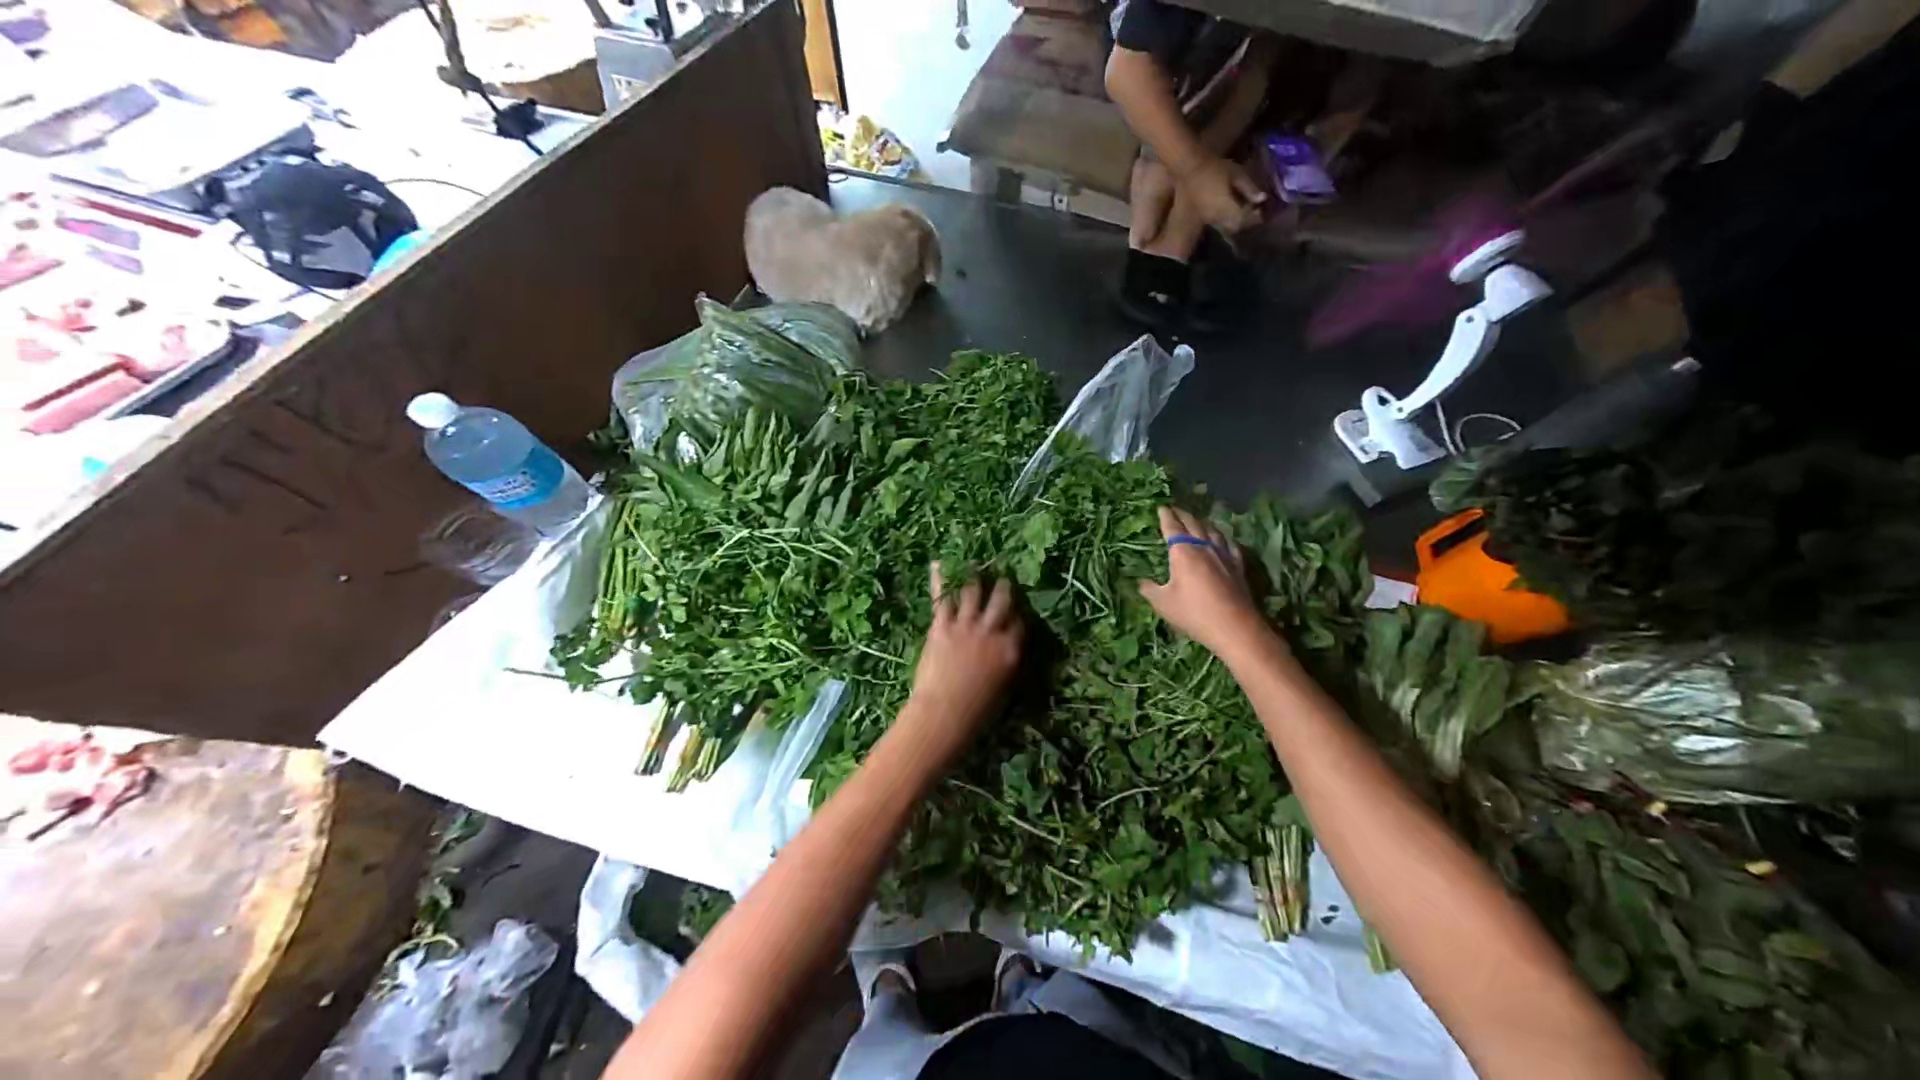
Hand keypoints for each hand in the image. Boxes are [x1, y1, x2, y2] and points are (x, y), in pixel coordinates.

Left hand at [905, 563, 1024, 746]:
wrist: (944, 713)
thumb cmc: (976, 712)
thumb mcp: (1003, 690)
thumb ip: (1006, 666)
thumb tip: (1006, 657)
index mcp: (1010, 650)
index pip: (1019, 624)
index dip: (1017, 615)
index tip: (1015, 611)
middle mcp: (992, 632)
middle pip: (1002, 601)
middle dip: (1004, 588)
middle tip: (1004, 580)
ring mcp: (966, 625)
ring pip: (974, 593)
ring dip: (976, 580)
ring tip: (976, 570)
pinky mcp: (942, 625)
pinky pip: (942, 598)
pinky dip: (939, 580)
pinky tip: (937, 565)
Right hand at [1138, 506, 1275, 658]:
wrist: (1234, 626)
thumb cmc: (1193, 613)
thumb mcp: (1163, 603)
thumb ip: (1149, 589)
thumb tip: (1140, 582)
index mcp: (1183, 552)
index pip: (1172, 528)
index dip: (1166, 516)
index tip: (1161, 507)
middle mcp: (1204, 547)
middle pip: (1193, 524)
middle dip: (1183, 514)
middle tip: (1175, 509)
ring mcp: (1224, 555)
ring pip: (1213, 531)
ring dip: (1202, 523)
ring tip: (1197, 520)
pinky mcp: (1238, 566)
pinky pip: (1229, 544)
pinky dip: (1222, 538)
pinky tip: (1222, 540)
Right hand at [1175, 156, 1265, 234]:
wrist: (1189, 169)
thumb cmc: (1213, 168)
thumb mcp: (1236, 173)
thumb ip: (1249, 188)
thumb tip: (1262, 198)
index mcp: (1225, 208)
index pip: (1243, 220)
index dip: (1253, 218)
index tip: (1261, 211)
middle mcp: (1216, 217)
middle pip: (1235, 226)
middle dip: (1245, 220)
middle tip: (1253, 210)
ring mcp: (1208, 218)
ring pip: (1226, 225)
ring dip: (1235, 219)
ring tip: (1242, 207)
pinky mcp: (1202, 215)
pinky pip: (1218, 221)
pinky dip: (1227, 216)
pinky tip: (1230, 206)